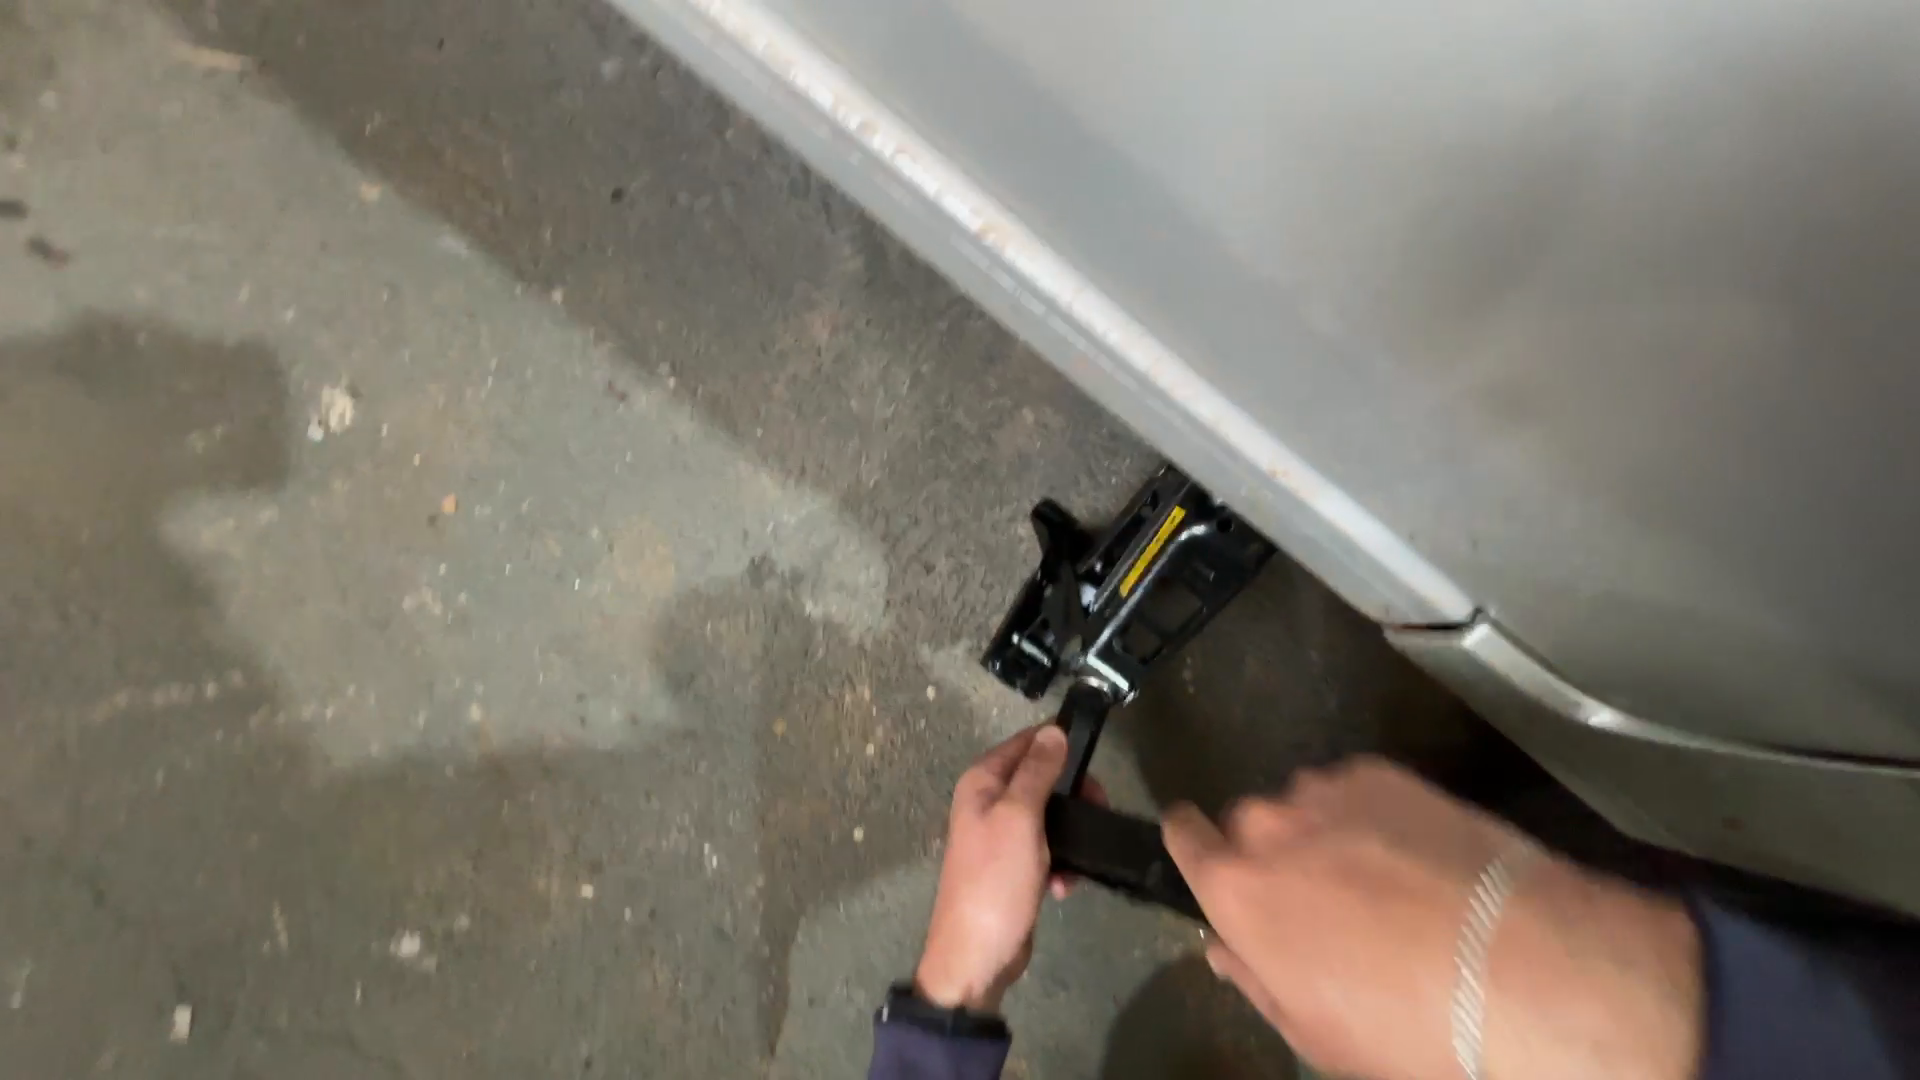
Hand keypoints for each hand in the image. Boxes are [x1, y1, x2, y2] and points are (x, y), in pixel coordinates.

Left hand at [915, 724, 1103, 1011]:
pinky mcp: (1014, 865)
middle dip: (1073, 795)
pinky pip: (1047, 848)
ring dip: (1070, 832)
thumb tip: (1053, 729)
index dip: (1060, 745)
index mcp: (983, 780)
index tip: (1095, 765)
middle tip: (1099, 810)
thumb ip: (1037, 771)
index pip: (1027, 741)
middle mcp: (989, 800)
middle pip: (1042, 776)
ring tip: (1081, 856)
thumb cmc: (995, 879)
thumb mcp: (1020, 817)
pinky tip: (1065, 884)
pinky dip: (1060, 862)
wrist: (976, 957)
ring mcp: (1001, 834)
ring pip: (1050, 814)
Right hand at [1163, 757, 1700, 1079]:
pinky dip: (1372, 816)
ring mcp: (1321, 791)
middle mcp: (1264, 824)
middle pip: (1246, 825)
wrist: (1528, 970)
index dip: (1194, 846)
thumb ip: (1253, 979)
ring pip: (1302, 806)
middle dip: (1271, 854)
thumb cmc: (1408, 1024)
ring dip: (1322, 833)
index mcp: (1235, 886)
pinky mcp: (1377, 772)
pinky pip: (1353, 790)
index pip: (1180, 832)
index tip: (1220, 865)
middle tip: (1326, 897)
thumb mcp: (1316, 1033)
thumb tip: (1225, 947)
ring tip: (1387, 878)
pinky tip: (1421, 858)